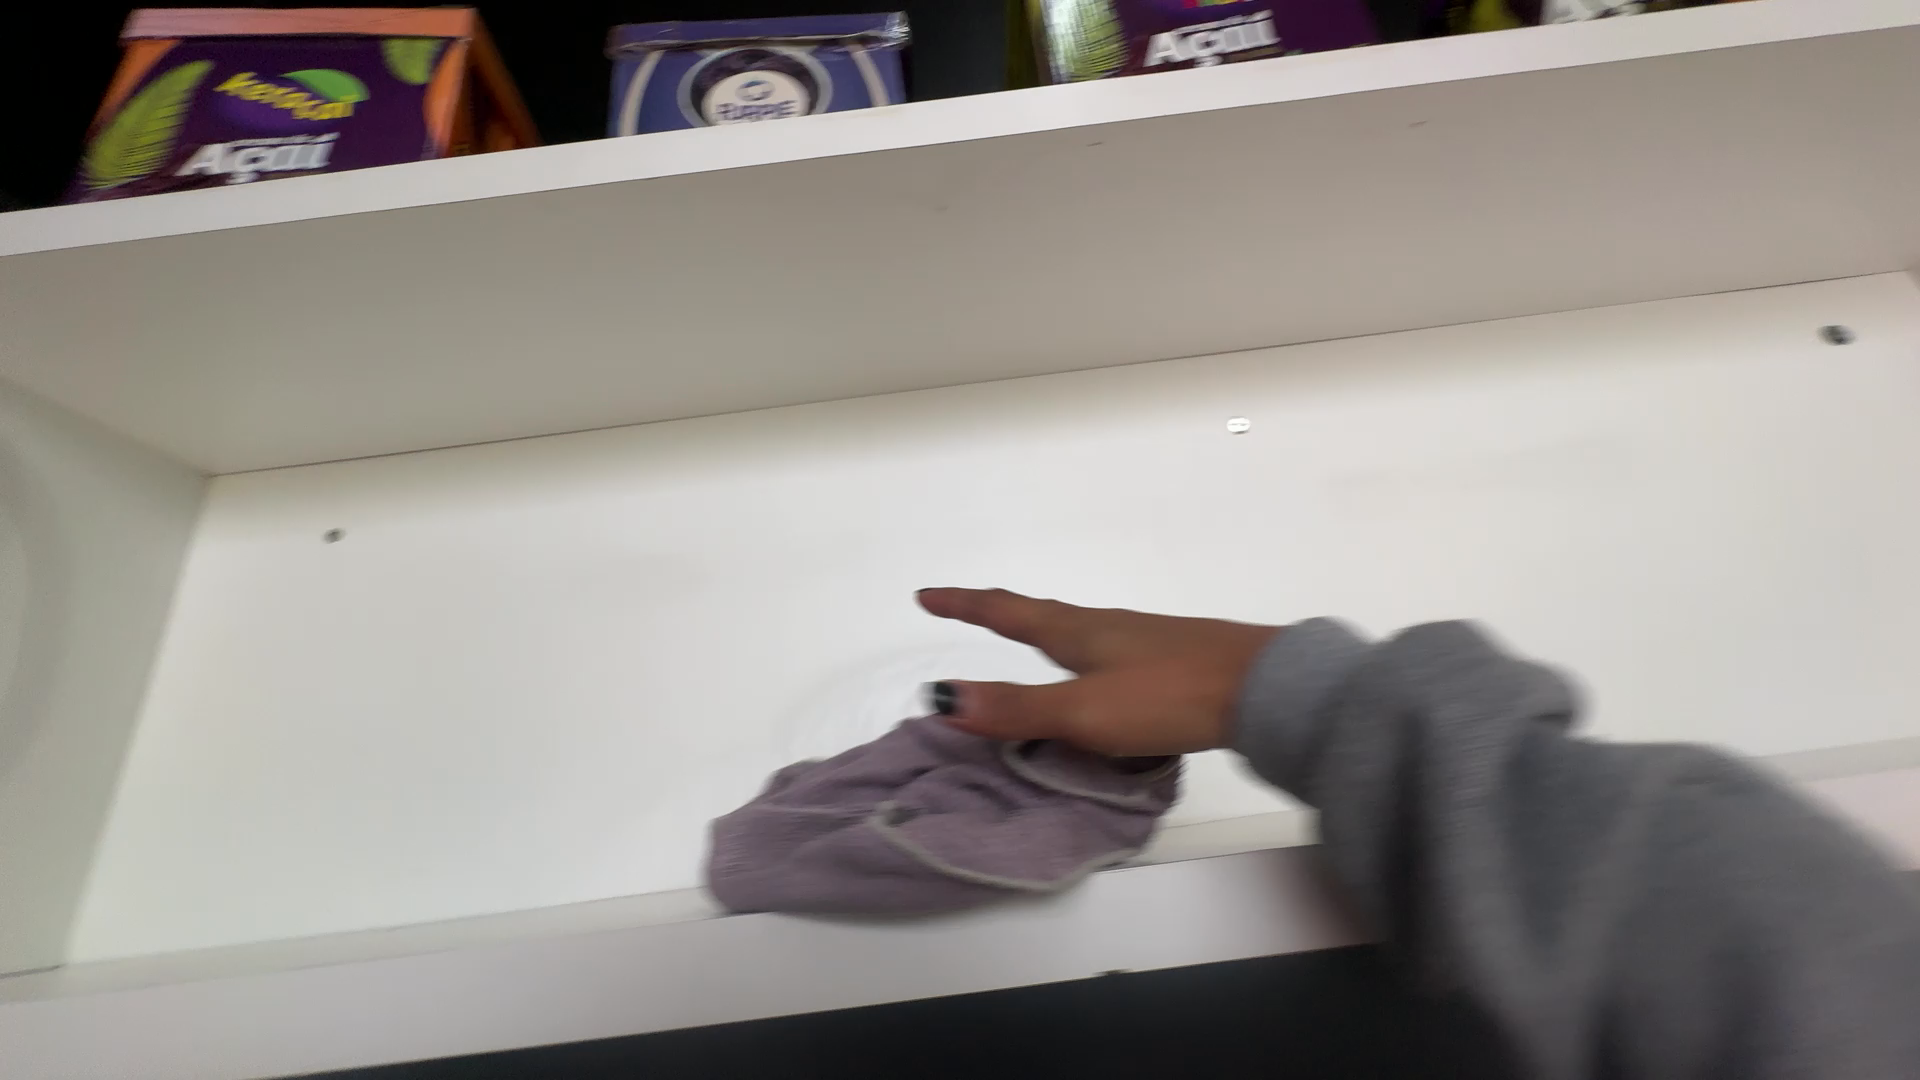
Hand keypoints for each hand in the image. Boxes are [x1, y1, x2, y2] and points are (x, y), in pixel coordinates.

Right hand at [916, 588, 1280, 756]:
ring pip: (1074, 634)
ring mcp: (1139, 640)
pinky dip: (1077, 664)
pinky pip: (1103, 656)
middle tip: (969, 615)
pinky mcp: (1167, 661)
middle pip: (1039, 615)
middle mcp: (1103, 627)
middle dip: (998, 614)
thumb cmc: (1167, 694)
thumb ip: (1016, 708)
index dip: (963, 605)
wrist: (1265, 690)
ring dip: (1039, 637)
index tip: (926, 596)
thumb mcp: (1084, 710)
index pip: (1005, 611)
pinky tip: (1095, 681)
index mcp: (1075, 632)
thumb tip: (941, 698)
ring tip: (1026, 647)